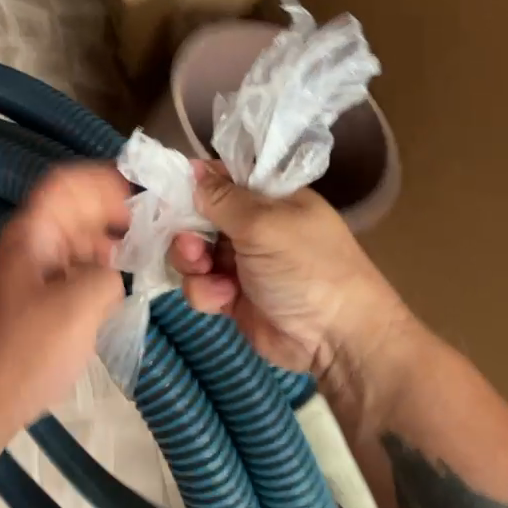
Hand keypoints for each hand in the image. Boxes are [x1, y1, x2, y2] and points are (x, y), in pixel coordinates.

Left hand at [0, 163, 129, 428]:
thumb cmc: (27, 348)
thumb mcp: (79, 305)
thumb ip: (108, 276)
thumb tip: (114, 276)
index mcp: (32, 232)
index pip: (66, 183)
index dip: (103, 178)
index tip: (142, 190)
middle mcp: (30, 242)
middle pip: (74, 208)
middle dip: (113, 208)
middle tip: (157, 221)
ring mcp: (32, 270)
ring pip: (76, 238)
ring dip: (109, 237)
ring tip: (149, 248)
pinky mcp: (38, 297)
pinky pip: (73, 266)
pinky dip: (99, 265)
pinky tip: (124, 280)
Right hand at [169, 162, 419, 406]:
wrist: (339, 340)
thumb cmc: (307, 268)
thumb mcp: (264, 223)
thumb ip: (222, 197)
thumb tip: (192, 167)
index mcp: (268, 198)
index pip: (220, 178)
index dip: (193, 183)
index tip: (168, 191)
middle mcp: (252, 226)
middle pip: (197, 215)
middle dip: (185, 228)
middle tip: (190, 243)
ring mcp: (240, 262)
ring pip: (191, 251)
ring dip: (190, 261)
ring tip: (204, 270)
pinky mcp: (231, 297)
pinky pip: (199, 285)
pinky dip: (205, 292)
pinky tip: (224, 300)